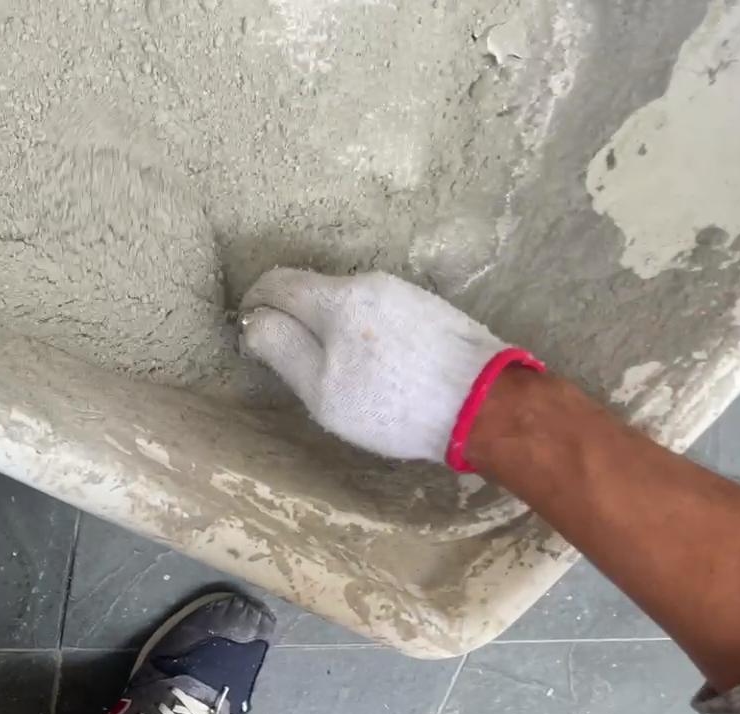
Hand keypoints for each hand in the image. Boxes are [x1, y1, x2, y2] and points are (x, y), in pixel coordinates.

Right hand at [238, 269, 513, 464]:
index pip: (275, 283)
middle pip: (309, 291)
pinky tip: (371, 366)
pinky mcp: (425, 306)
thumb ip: (282, 350)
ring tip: (334, 372)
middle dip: (289, 319)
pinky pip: (371, 311)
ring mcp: (401, 291)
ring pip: (341, 302)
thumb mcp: (322, 391)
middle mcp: (368, 282)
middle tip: (292, 365)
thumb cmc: (393, 406)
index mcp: (336, 300)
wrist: (486, 405)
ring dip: (324, 327)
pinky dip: (354, 331)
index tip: (253, 338)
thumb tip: (255, 321)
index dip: (253, 307)